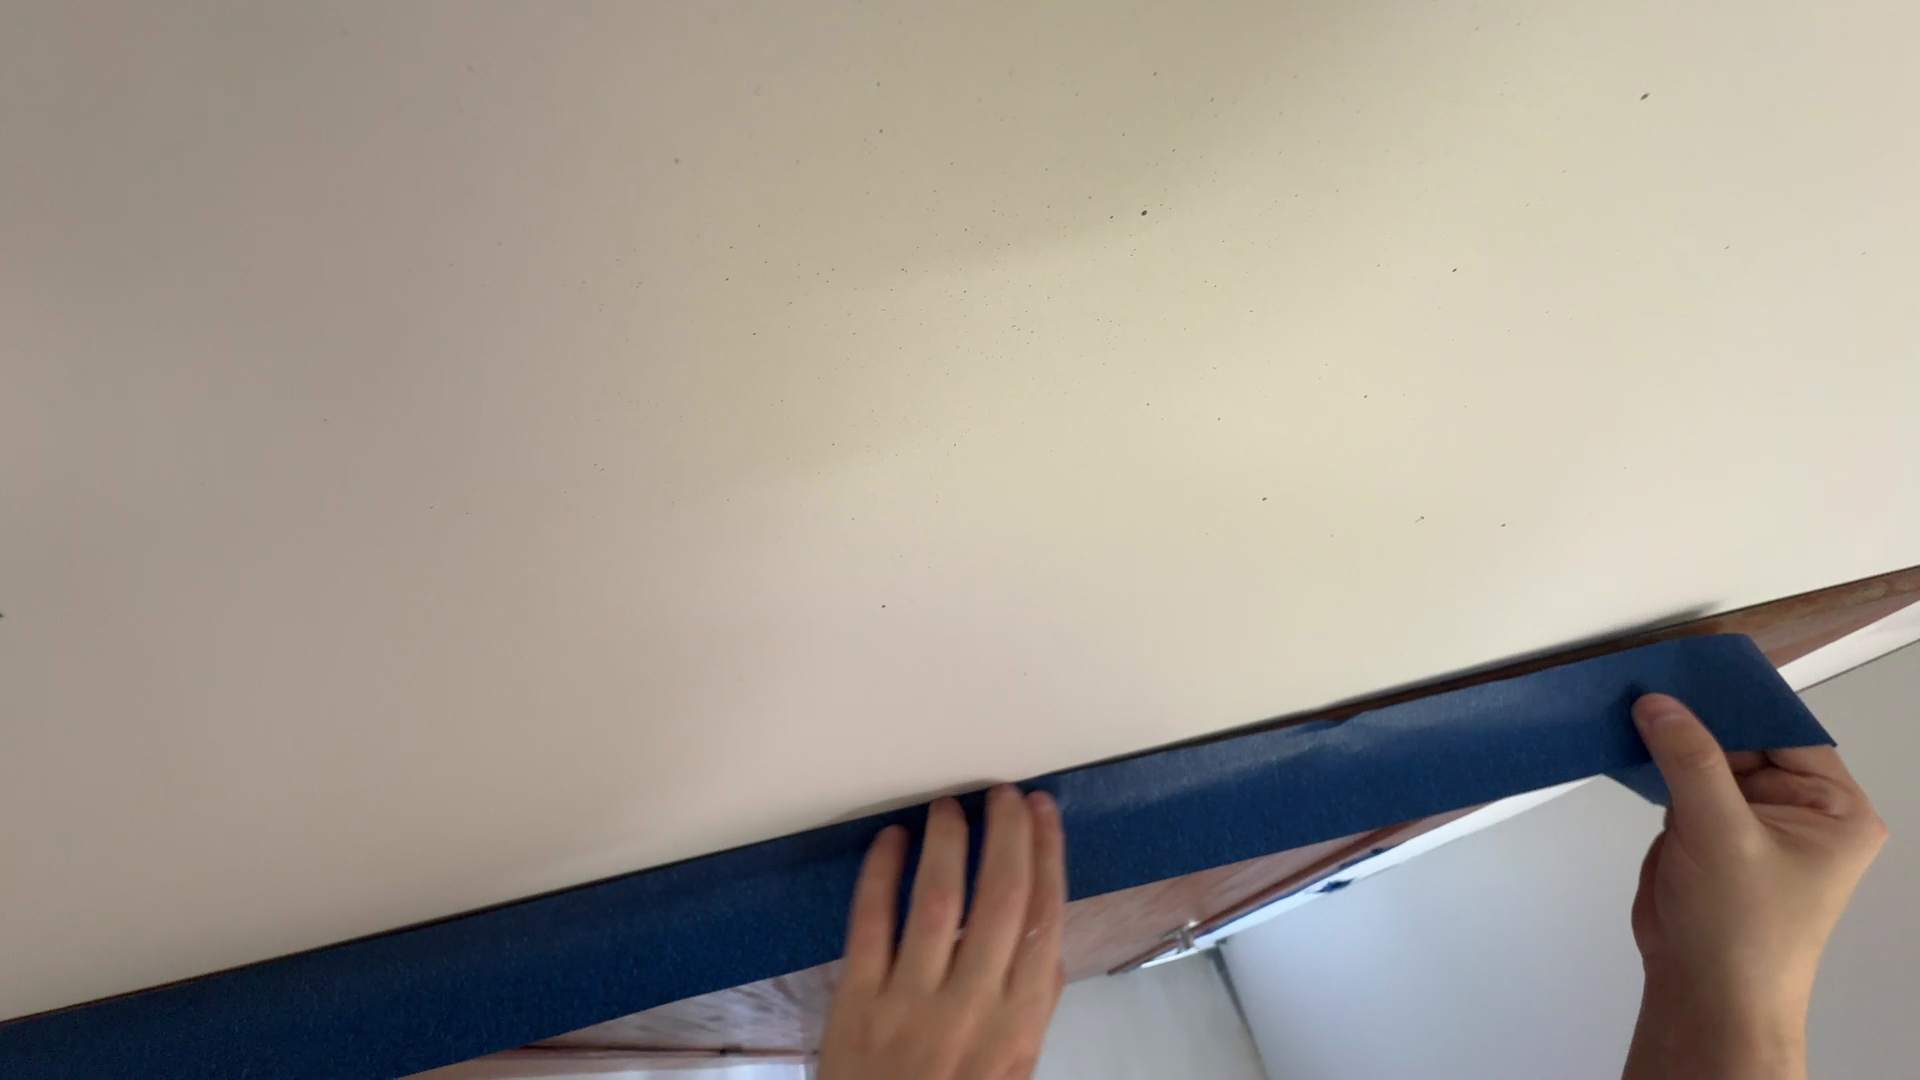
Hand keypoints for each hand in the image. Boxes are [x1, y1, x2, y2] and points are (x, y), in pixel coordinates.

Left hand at [818, 785, 1067, 1079]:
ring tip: (949, 806)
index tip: (1041, 810)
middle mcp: (972, 1009)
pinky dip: (880, 873)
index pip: (1044, 919)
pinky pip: (870, 922)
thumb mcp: (1014, 1065)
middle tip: (1002, 793)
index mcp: (1019, 1025)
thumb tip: (1046, 925)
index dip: (1046, 854)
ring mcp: (910, 1004)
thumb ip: (1033, 1000)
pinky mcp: (856, 1001)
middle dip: (1007, 835)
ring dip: (948, 842)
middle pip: (1000, 900)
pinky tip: (890, 838)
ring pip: (938, 902)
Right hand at [1623, 693, 1886, 1079]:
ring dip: (1661, 735)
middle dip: (1690, 715)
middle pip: (1737, 739)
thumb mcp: (1721, 833)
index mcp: (1830, 809)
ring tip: (1618, 702)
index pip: (1785, 732)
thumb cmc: (1741, 922)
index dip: (1737, 699)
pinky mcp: (1697, 826)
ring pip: (1698, 756)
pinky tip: (1615, 738)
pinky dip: (1643, 758)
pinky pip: (1671, 776)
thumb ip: (1690, 761)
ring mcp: (1740, 817)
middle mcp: (1791, 807)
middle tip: (1639, 680)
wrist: (1702, 982)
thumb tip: (1658, 702)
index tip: (1684, 668)